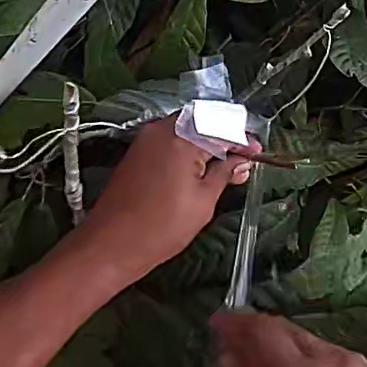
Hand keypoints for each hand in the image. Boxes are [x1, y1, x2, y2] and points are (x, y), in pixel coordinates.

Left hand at [75, 117, 250, 278]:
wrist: (108, 246)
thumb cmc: (160, 227)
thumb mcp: (202, 201)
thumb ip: (225, 173)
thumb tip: (242, 161)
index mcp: (181, 136)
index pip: (222, 128)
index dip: (243, 140)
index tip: (258, 152)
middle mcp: (163, 127)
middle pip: (204, 119)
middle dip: (226, 134)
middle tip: (244, 155)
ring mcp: (148, 137)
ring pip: (188, 126)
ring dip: (209, 139)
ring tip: (228, 162)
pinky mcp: (139, 150)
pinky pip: (172, 136)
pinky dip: (191, 145)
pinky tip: (203, 163)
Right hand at [211, 311, 366, 366]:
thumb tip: (235, 362)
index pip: (263, 333)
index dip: (235, 325)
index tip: (218, 323)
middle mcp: (337, 363)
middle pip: (285, 331)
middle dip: (255, 336)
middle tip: (230, 347)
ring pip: (305, 340)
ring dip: (279, 348)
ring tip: (256, 366)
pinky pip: (327, 355)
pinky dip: (303, 360)